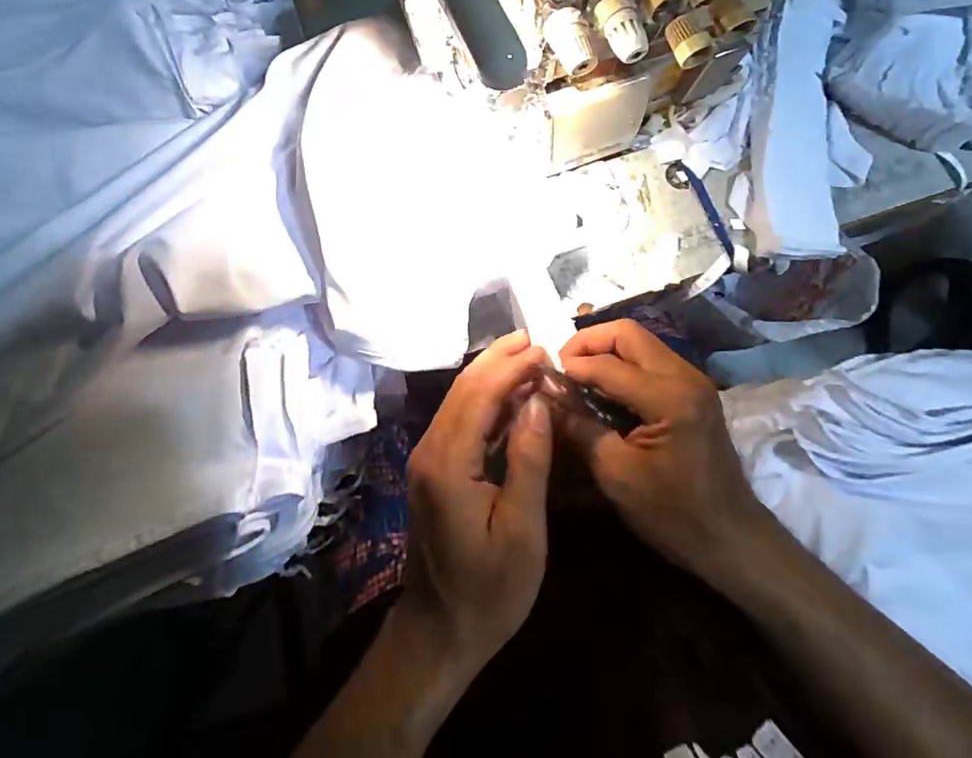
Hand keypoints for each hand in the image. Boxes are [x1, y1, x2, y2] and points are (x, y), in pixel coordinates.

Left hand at [400, 330, 554, 668]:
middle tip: (534, 338)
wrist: (440, 632)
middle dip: (497, 361)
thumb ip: (528, 460)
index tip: (543, 347)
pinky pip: (459, 422)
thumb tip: (536, 400)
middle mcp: (429, 451)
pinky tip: (511, 398)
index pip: (478, 395)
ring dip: (491, 376)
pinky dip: (485, 402)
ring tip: (527, 358)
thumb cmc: (489, 590)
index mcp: (447, 463)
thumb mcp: (522, 530)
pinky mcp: (433, 470)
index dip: (510, 367)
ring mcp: (427, 460)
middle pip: (462, 390)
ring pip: (458, 402)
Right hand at [554, 320, 773, 586]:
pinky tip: (603, 387)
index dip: (570, 367)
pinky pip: (650, 359)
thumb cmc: (672, 513)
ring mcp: (692, 380)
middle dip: (588, 343)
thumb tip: (544, 394)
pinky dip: (622, 363)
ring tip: (577, 375)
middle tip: (561, 367)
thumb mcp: (615, 473)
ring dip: (605, 350)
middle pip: (628, 333)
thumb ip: (578, 427)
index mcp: (669, 397)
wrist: (730, 539)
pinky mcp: (693, 391)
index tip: (541, 377)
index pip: (608, 364)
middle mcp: (685, 376)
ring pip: (640, 342)